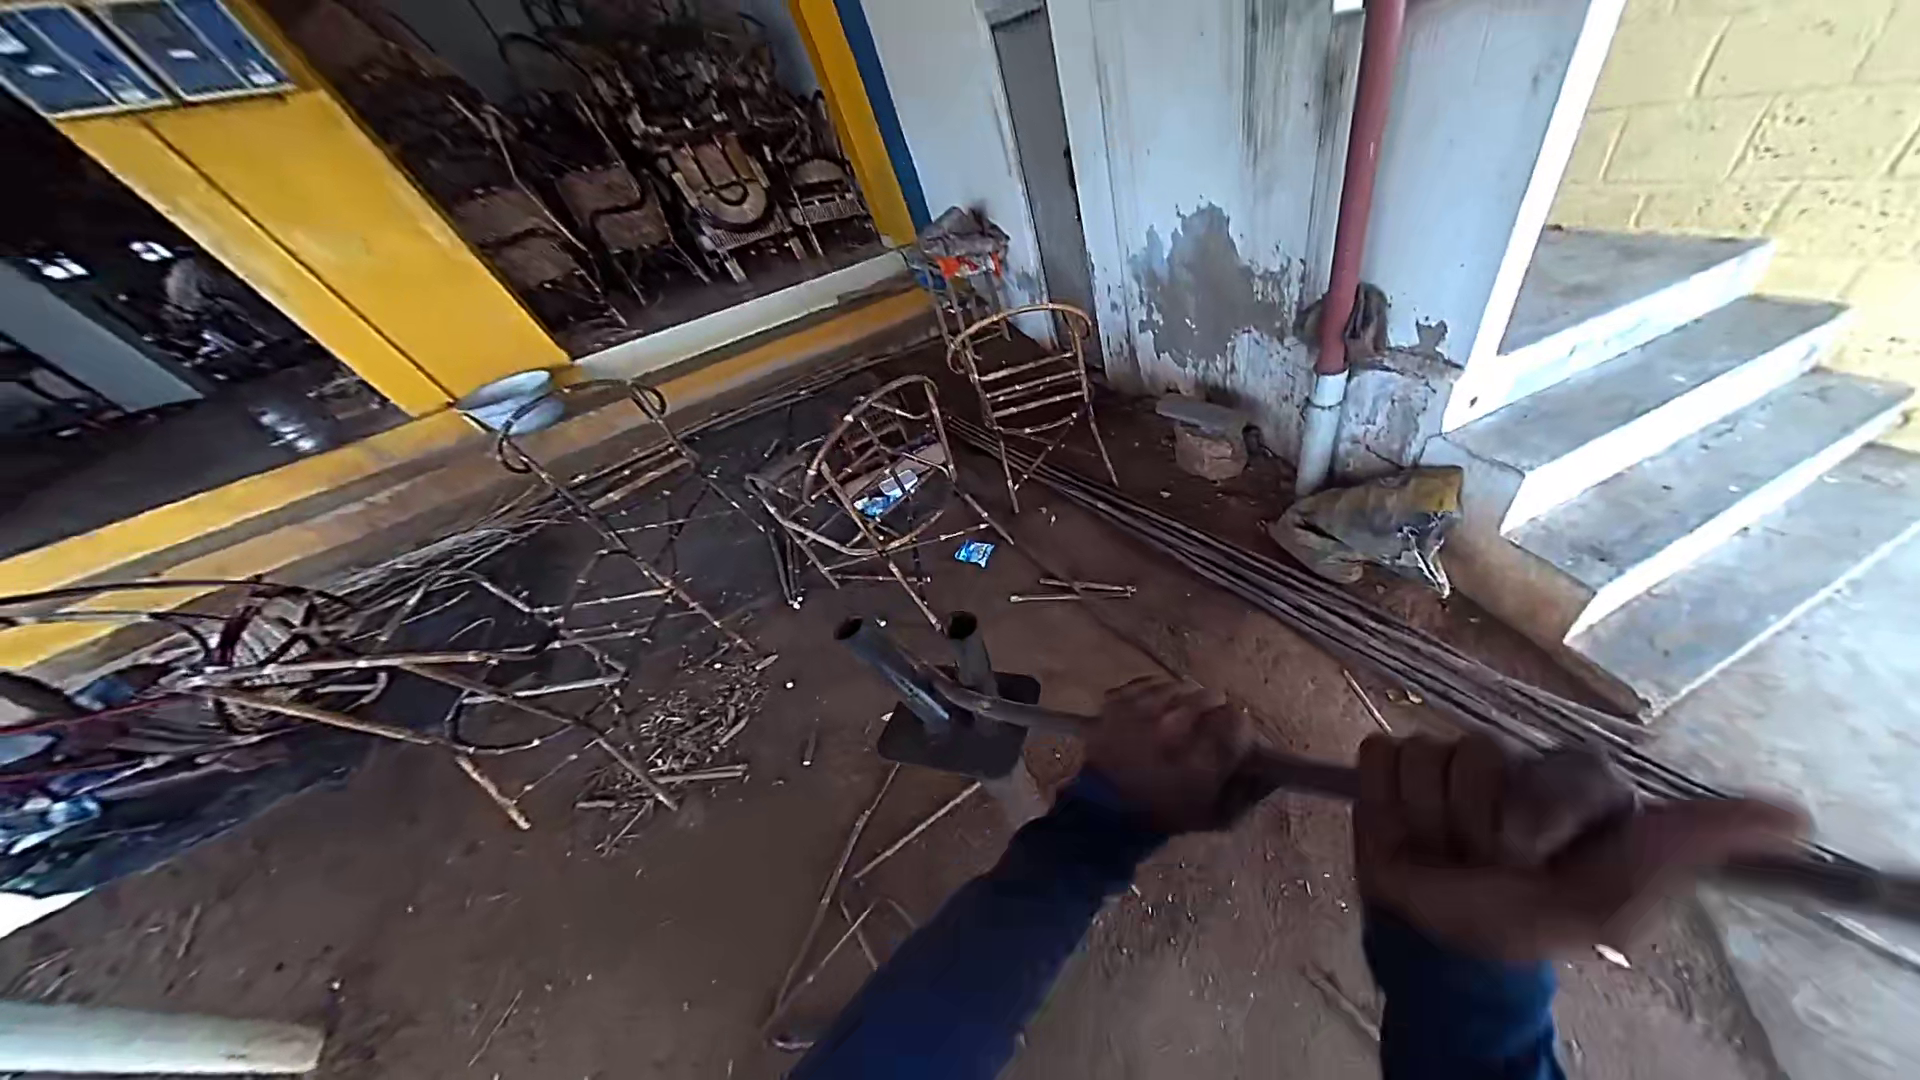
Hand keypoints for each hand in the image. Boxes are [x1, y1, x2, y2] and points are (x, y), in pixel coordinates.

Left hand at [1083, 676, 1250, 832]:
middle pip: (1212, 696)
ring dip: (1185, 700)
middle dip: (1215, 711)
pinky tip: (1155, 710)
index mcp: (1201, 756)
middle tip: (1206, 727)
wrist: (1103, 807)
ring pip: (1181, 685)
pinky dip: (1157, 694)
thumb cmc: (1162, 813)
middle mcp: (1174, 724)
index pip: (1239, 721)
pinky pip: (1150, 683)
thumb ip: (1248, 790)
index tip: (1235, 738)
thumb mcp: (1215, 815)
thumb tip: (1269, 767)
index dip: (1240, 729)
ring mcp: (1143, 708)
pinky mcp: (1119, 700)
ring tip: (1179, 716)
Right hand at [1354, 733, 1805, 962]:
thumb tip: (1787, 814)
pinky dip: (1385, 796)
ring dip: (1425, 812)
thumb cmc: (1523, 922)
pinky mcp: (1388, 763)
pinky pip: (1379, 754)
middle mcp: (1509, 762)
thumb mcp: (1605, 907)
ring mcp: (1443, 757)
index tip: (1525, 857)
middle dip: (1471, 819)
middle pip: (1477, 750)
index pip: (1556, 763)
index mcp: (1572, 788)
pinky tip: (1402, 824)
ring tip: (1436, 846)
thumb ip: (1674, 852)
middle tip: (1477, 860)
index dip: (1536, 810)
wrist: (1437, 933)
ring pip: (1424, 752)